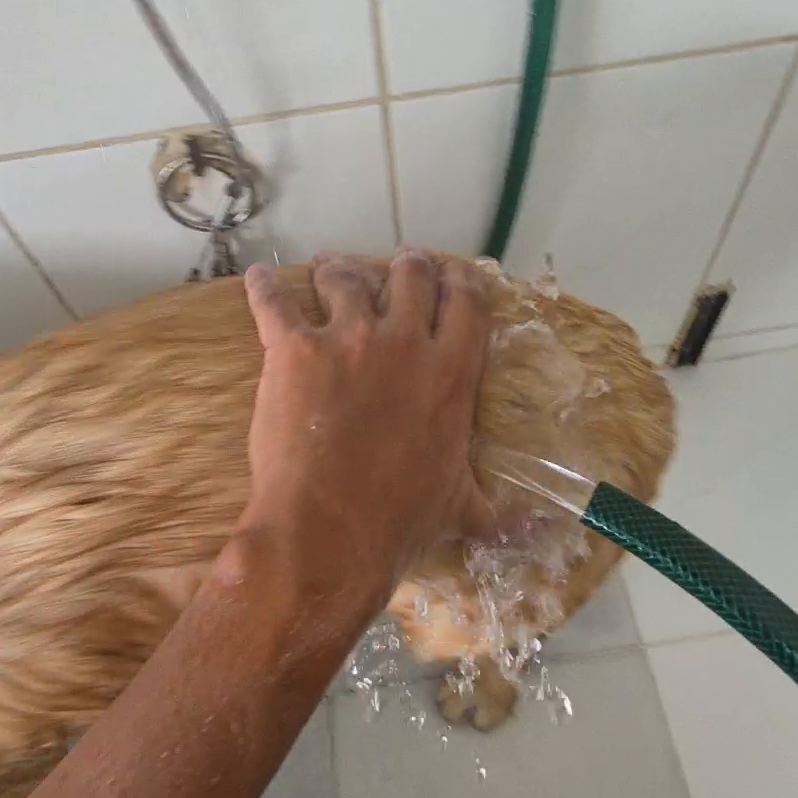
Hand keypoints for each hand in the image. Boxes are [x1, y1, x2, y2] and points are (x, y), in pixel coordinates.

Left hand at [239, 251, 493, 606]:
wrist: (330, 531)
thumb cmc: (401, 520)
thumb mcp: (462, 510)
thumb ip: (499, 511)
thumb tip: (538, 532)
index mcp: (450, 372)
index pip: (467, 300)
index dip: (461, 278)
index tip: (453, 273)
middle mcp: (404, 342)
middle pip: (411, 274)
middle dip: (408, 265)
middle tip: (399, 268)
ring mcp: (347, 339)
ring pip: (345, 278)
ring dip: (339, 270)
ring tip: (332, 268)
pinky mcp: (294, 349)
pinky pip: (274, 302)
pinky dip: (264, 287)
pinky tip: (258, 278)